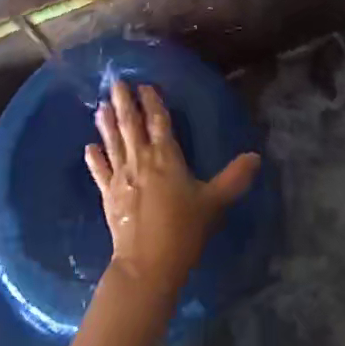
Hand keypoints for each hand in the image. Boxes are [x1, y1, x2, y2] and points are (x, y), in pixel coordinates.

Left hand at [85, 79, 260, 293]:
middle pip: (131, 125)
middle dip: (124, 102)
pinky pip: (99, 171)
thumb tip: (256, 156)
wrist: (148, 263)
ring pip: (113, 142)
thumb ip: (234, 178)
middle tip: (115, 82)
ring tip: (100, 105)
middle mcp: (140, 160)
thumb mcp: (214, 203)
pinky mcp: (108, 195)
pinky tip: (88, 147)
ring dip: (106, 123)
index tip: (145, 85)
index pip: (159, 122)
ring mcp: (120, 177)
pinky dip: (94, 158)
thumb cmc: (184, 230)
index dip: (153, 102)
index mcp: (166, 157)